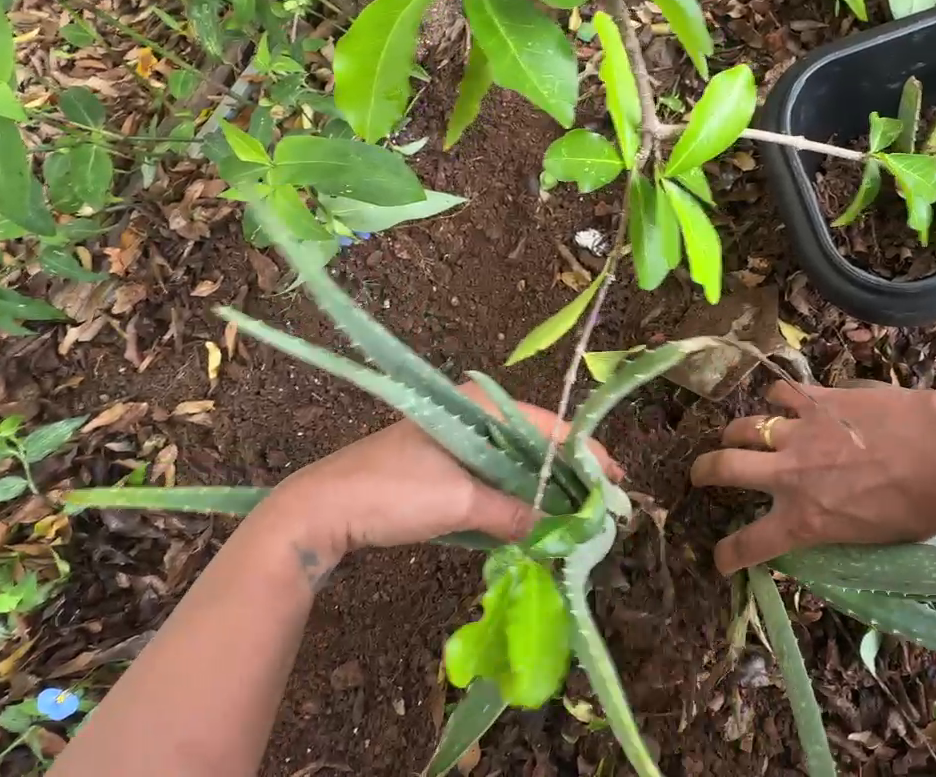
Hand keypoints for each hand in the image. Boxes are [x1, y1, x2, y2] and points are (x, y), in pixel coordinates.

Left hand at [262, 386, 620, 562]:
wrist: (320, 510)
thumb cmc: (393, 492)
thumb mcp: (461, 503)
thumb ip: (515, 513)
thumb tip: (561, 529)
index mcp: (480, 406)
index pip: (548, 426)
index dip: (585, 454)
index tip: (614, 481)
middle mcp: (474, 414)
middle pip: (535, 443)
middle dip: (566, 473)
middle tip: (597, 503)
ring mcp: (458, 439)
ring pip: (515, 462)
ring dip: (541, 489)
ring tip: (573, 514)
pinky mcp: (445, 464)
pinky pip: (494, 477)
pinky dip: (515, 497)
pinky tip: (533, 517)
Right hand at [689, 380, 935, 573]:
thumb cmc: (925, 505)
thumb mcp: (874, 538)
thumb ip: (836, 529)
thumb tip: (823, 522)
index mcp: (806, 520)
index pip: (750, 544)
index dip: (727, 555)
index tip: (720, 560)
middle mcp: (790, 474)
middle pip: (723, 467)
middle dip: (703, 472)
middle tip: (700, 474)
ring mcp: (800, 430)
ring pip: (744, 426)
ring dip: (736, 434)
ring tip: (738, 435)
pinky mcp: (819, 398)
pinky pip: (781, 391)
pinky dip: (776, 398)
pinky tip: (782, 400)